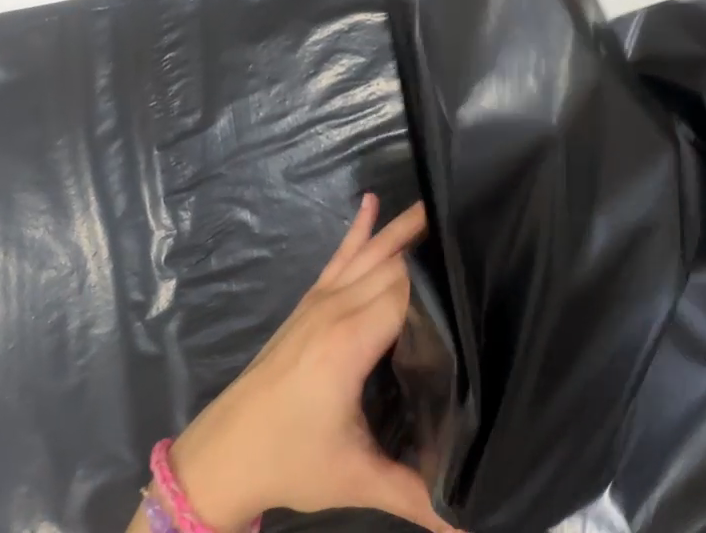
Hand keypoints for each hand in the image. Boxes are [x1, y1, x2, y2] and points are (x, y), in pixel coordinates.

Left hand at [164, 195, 453, 532]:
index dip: (444, 281)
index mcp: (350, 342)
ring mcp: (319, 301)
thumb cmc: (288, 461)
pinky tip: (371, 203)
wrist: (220, 456)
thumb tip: (466, 520)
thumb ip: (414, 494)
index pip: (407, 292)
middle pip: (394, 265)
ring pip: (368, 253)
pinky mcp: (307, 304)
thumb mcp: (355, 478)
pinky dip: (357, 230)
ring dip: (402, 230)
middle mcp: (336, 309)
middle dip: (433, 249)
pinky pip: (339, 257)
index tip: (485, 270)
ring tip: (439, 206)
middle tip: (479, 235)